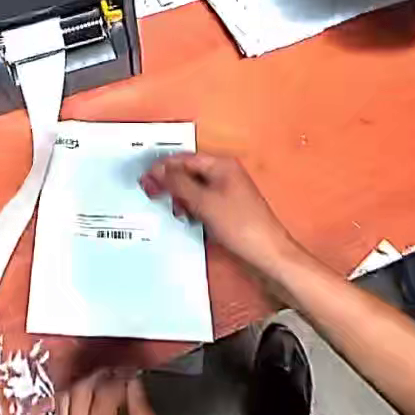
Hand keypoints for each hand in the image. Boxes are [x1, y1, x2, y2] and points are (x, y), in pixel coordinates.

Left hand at [56, 372, 161, 414]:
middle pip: (80, 392)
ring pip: (64, 403)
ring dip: (85, 386)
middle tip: (120, 373)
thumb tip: (137, 390)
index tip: (132, 374)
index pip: (103, 394)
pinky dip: (73, 404)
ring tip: (105, 384)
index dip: (120, 376)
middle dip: (102, 376)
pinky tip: (89, 404)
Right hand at [141, 153, 300, 275]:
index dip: (163, 168)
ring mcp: (227, 191)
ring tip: (176, 210)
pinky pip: (202, 201)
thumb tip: (158, 169)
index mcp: (221, 164)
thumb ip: (178, 183)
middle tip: (152, 193)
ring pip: (194, 187)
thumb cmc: (240, 226)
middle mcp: (224, 173)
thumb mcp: (204, 202)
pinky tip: (188, 217)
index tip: (145, 180)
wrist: (268, 255)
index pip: (184, 159)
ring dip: (181, 197)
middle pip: (188, 171)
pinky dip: (191, 207)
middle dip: (170, 182)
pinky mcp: (227, 209)